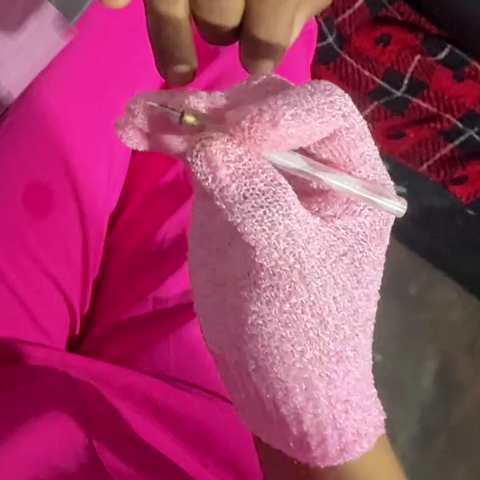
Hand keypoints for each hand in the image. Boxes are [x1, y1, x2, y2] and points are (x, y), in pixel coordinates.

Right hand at [118, 78, 395, 466]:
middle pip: (262, 103)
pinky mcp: (224, 180)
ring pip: (220, 118)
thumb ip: (253, 196)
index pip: (322, 110)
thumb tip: (204, 139)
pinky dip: (161, 135)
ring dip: (174, 113)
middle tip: (171, 117)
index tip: (235, 135)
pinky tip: (129, 130)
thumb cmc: (304, 327)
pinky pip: (193, 144)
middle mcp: (309, 158)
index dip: (278, 112)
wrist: (275, 376)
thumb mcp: (287, 262)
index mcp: (350, 171)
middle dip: (215, 105)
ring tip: (131, 117)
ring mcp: (263, 167)